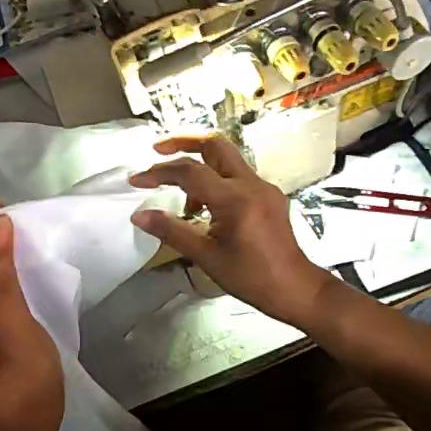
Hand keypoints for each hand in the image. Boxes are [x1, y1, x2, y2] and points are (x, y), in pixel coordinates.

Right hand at [128, 136, 337, 327]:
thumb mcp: (206, 256)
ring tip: (182, 195)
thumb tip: (139, 215)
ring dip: (200, 165)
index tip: (136, 181)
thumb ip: (171, 231)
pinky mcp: (269, 196)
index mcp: (235, 199)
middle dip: (184, 142)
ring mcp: (263, 187)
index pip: (190, 171)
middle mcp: (251, 184)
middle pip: (215, 145)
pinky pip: (238, 176)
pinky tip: (206, 208)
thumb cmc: (250, 277)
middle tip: (158, 151)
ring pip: (227, 159)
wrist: (295, 288)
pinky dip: (216, 181)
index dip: (159, 172)